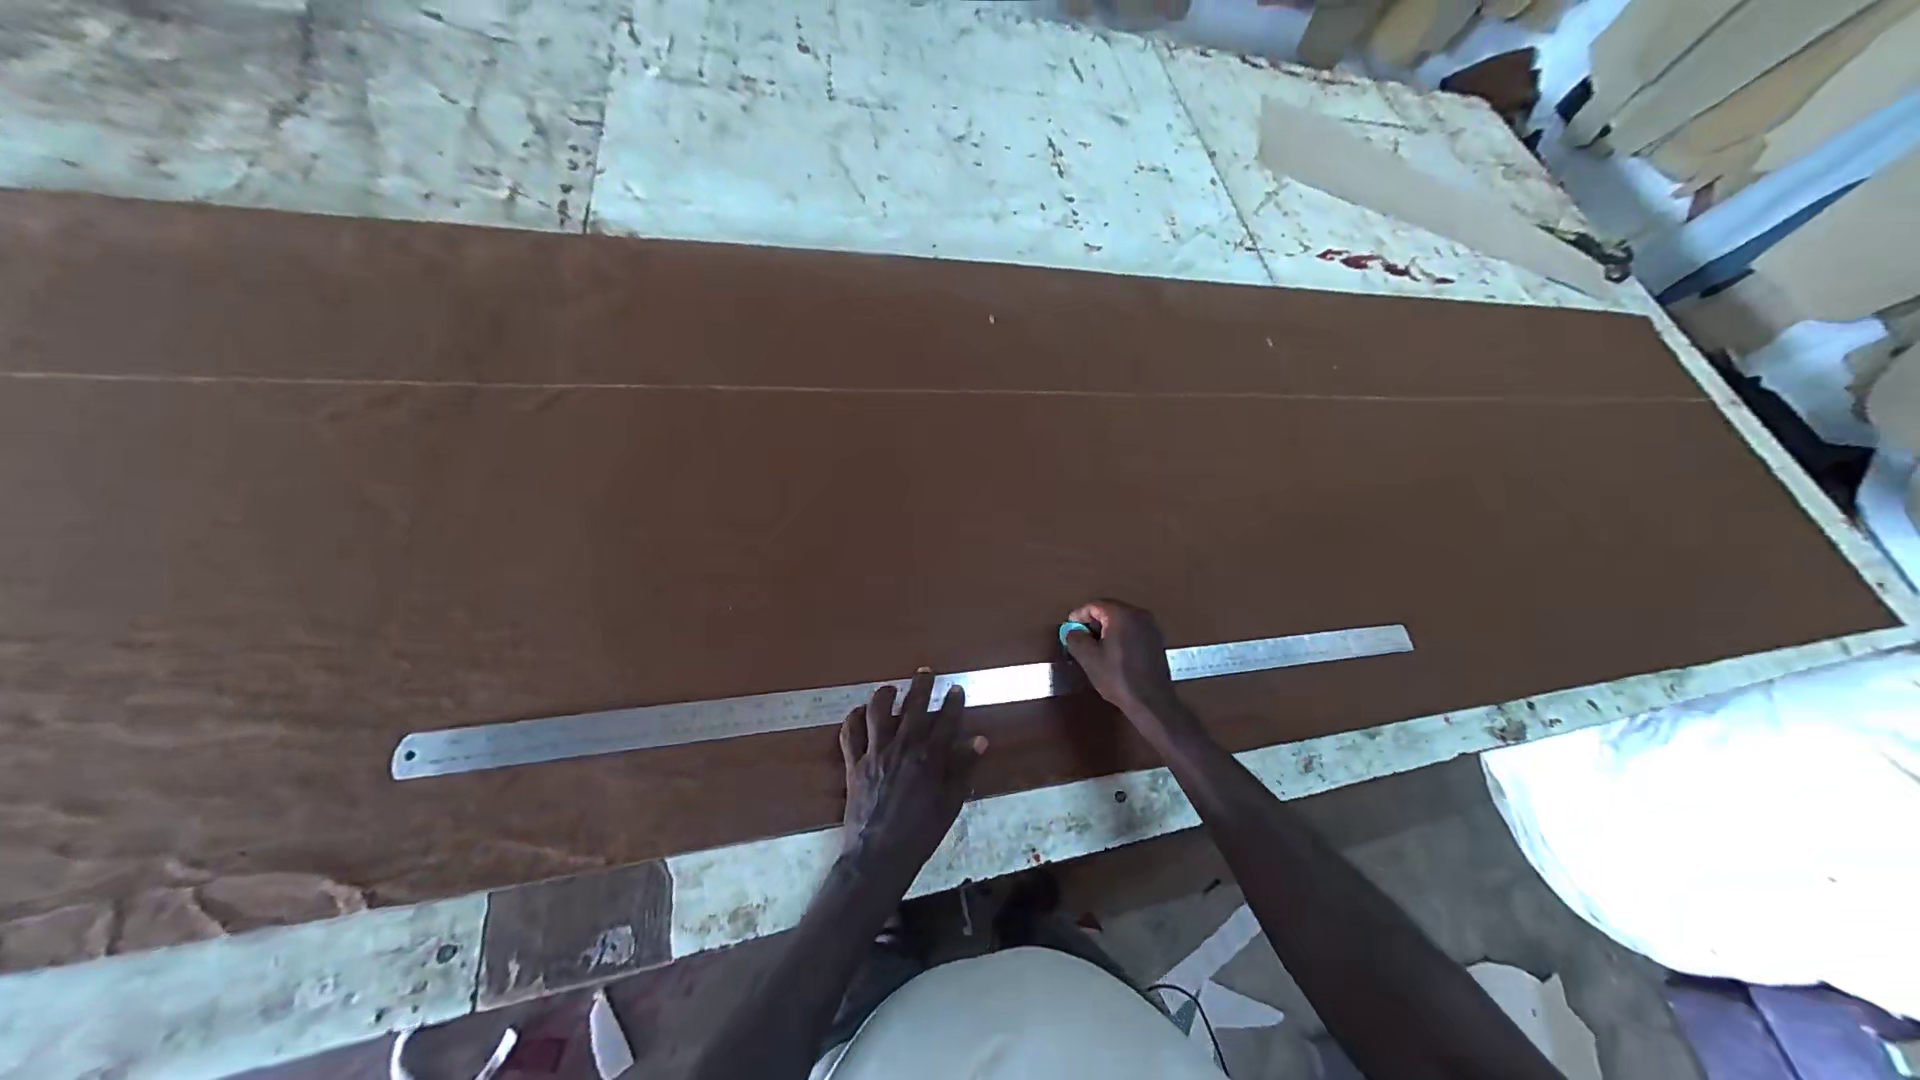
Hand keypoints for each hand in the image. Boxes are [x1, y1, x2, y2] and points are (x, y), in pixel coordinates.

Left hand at [839, 670, 987, 882]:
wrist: (880, 855)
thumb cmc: (921, 832)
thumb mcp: (951, 803)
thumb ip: (964, 768)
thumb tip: (980, 740)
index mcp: (930, 757)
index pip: (946, 720)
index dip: (952, 701)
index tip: (956, 688)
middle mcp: (903, 747)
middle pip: (913, 706)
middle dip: (921, 685)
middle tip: (925, 672)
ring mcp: (875, 753)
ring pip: (878, 712)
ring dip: (885, 695)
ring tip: (890, 688)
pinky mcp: (854, 763)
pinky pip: (850, 734)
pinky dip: (854, 719)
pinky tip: (859, 712)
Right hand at [1059, 599, 1180, 717]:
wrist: (1150, 701)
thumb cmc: (1118, 677)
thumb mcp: (1088, 658)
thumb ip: (1075, 638)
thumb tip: (1072, 631)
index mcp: (1122, 614)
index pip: (1094, 605)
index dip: (1078, 615)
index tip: (1069, 628)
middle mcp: (1139, 614)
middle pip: (1109, 610)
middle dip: (1092, 621)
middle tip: (1080, 637)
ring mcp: (1151, 626)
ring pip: (1121, 620)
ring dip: (1106, 629)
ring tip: (1094, 646)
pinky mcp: (1156, 639)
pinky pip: (1132, 629)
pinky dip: (1119, 635)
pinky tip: (1113, 651)